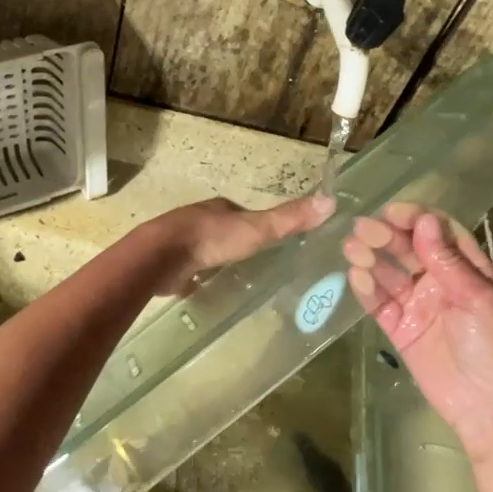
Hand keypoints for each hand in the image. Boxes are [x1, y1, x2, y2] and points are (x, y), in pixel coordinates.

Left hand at [139, 194, 335, 294]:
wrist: (161, 256)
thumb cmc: (211, 238)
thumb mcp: (256, 228)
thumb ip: (289, 219)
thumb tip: (330, 200)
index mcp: (221, 209)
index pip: (246, 216)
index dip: (261, 228)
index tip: (275, 245)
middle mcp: (200, 221)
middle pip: (226, 233)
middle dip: (239, 247)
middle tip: (258, 269)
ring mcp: (182, 243)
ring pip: (207, 252)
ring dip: (219, 263)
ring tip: (237, 282)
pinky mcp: (170, 265)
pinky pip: (190, 272)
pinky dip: (200, 279)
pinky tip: (209, 291)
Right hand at [344, 204, 492, 453]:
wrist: (490, 410)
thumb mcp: (478, 300)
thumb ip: (447, 261)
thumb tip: (425, 220)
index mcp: (469, 271)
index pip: (439, 233)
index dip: (416, 219)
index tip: (392, 212)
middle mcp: (441, 282)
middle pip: (409, 249)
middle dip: (387, 236)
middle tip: (364, 229)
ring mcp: (418, 305)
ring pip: (389, 273)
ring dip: (371, 257)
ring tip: (352, 247)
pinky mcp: (400, 329)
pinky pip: (379, 304)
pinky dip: (366, 289)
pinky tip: (356, 276)